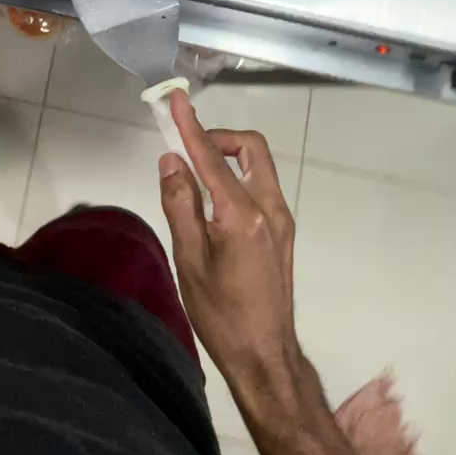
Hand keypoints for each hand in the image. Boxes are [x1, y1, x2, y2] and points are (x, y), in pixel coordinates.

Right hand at [158, 91, 303, 389]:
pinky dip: (236, 178)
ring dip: (228, 157)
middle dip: (219, 136)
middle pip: (251, 148)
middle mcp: (270, 207)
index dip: (190, 126)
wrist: (264, 355)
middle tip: (189, 150)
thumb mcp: (187, 258)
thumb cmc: (219, 311)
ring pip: (258, 165)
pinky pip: (260, 186)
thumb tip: (171, 160)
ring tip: (196, 178)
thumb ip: (179, 203)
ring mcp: (282, 219)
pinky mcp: (283, 231)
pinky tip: (213, 203)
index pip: (212, 157)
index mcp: (242, 214)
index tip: (176, 99)